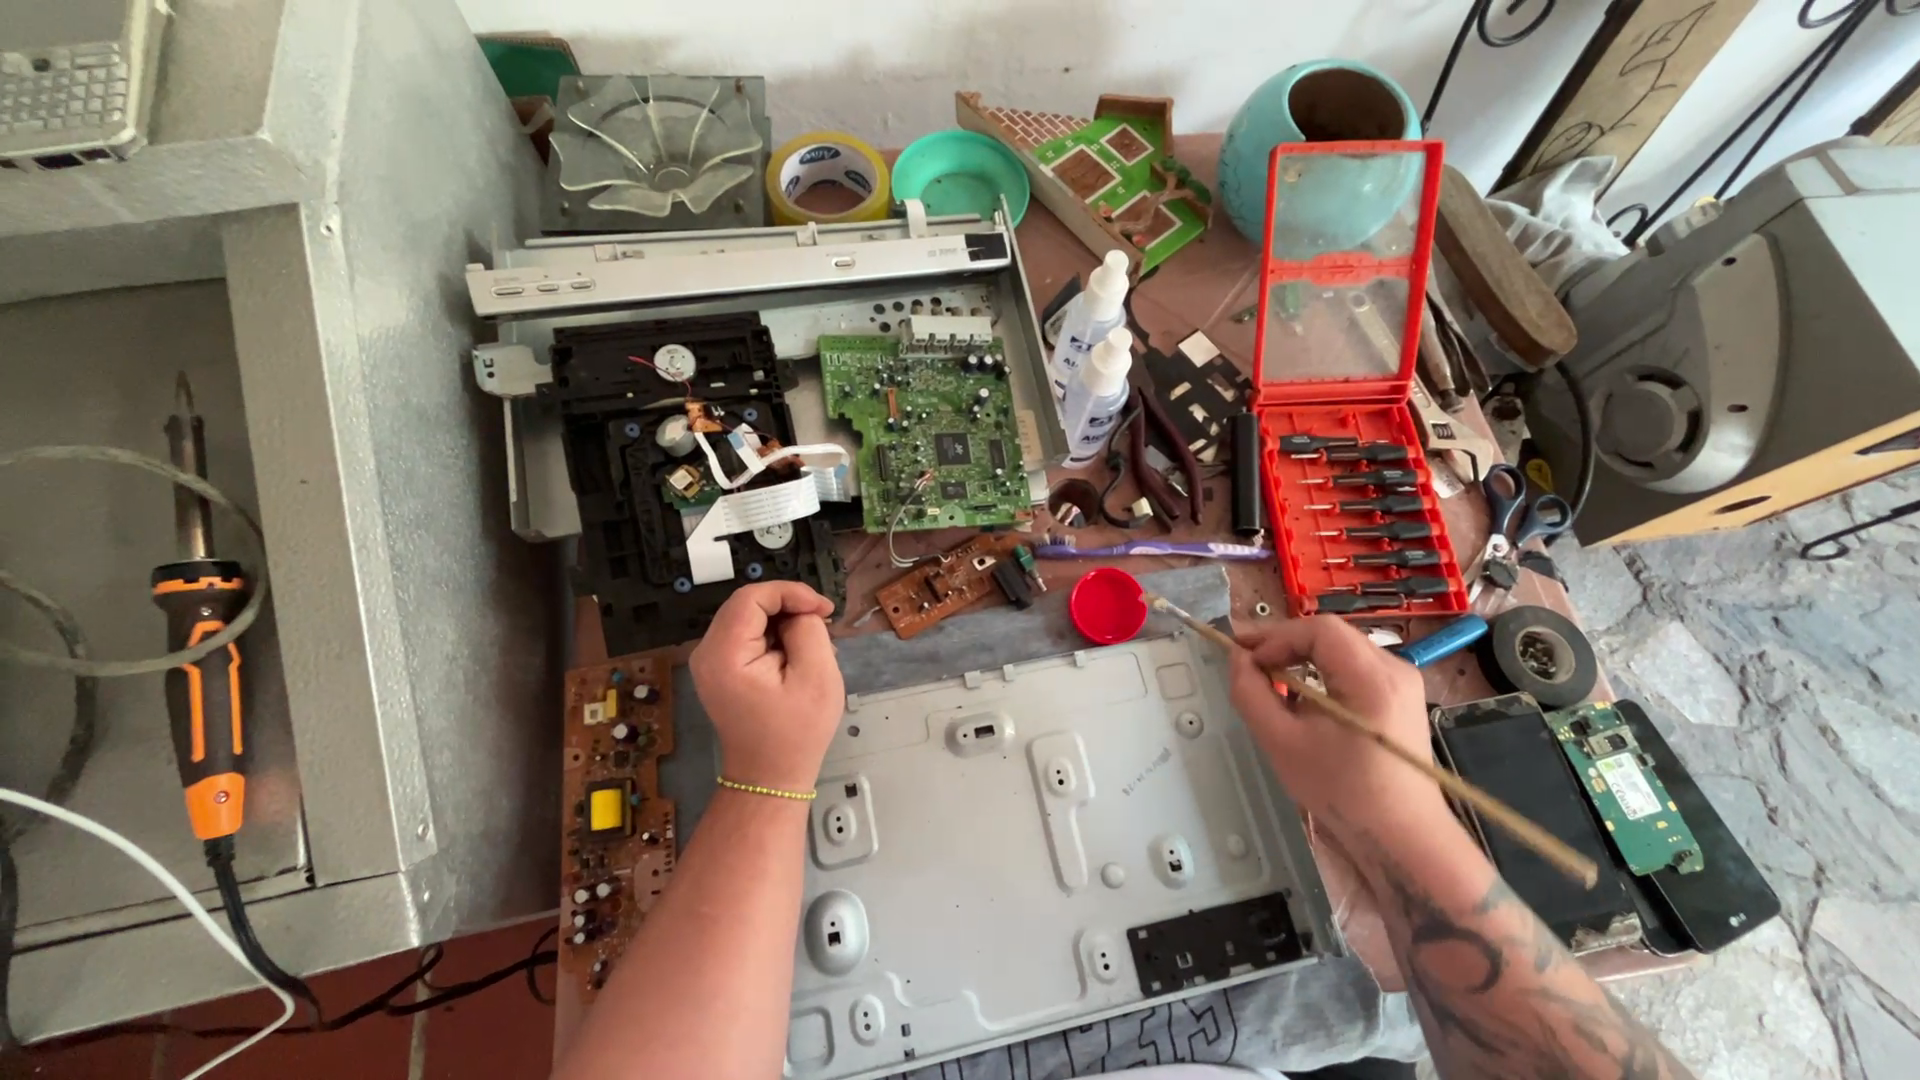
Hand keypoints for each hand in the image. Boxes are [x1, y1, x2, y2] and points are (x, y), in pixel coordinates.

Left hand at [689, 583, 843, 793]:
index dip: (790, 593)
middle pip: (747, 604)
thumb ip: (807, 630)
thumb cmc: (796, 732)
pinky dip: (774, 636)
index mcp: (724, 654)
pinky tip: (797, 655)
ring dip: (783, 621)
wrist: (770, 778)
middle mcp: (706, 653)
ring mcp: (709, 662)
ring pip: (748, 617)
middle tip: (823, 622)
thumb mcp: (816, 676)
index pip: (751, 598)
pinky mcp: (719, 670)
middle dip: (788, 605)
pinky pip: (746, 636)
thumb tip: (799, 613)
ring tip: (815, 643)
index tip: (823, 609)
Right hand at [1228, 616, 1442, 839]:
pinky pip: (1353, 666)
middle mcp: (1394, 669)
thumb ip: (1251, 693)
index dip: (1275, 637)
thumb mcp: (1282, 742)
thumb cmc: (1341, 791)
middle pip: (1330, 634)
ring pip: (1340, 648)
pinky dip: (1321, 670)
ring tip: (1271, 679)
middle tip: (1249, 663)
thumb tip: (1237, 658)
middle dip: (1284, 643)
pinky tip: (1302, 695)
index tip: (1246, 661)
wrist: (1401, 836)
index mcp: (1371, 678)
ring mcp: (1402, 681)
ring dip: (1301, 656)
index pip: (1318, 630)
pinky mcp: (1400, 696)